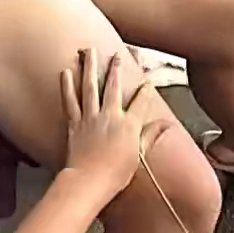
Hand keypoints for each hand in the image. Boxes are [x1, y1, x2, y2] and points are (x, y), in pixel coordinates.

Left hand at [60, 49, 172, 198]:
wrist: (89, 181)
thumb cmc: (116, 173)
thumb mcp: (139, 155)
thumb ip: (151, 135)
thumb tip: (167, 124)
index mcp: (129, 125)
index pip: (140, 102)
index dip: (145, 91)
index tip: (148, 81)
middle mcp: (110, 116)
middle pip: (113, 87)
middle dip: (115, 68)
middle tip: (116, 54)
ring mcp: (91, 117)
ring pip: (90, 87)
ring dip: (90, 67)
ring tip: (88, 51)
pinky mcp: (75, 123)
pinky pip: (70, 100)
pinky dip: (67, 86)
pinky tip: (66, 72)